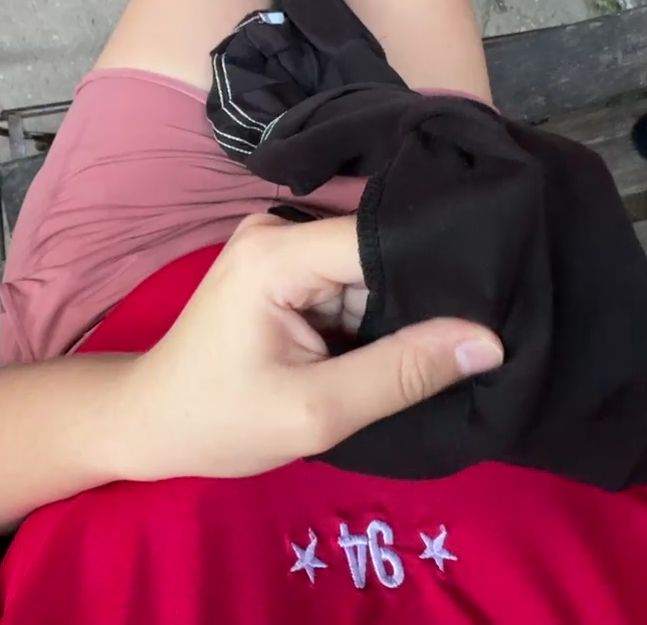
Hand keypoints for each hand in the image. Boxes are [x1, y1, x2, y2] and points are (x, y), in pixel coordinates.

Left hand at [111, 212, 502, 480]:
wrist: (152, 420)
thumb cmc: (220, 420)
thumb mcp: (317, 411)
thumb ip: (401, 373)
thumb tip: (487, 340)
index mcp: (277, 251)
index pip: (380, 238)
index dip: (437, 266)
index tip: (494, 301)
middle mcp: (278, 227)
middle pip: (374, 251)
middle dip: (415, 297)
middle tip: (465, 344)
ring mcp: (276, 242)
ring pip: (364, 269)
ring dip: (390, 311)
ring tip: (419, 355)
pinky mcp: (280, 264)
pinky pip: (344, 280)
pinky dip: (364, 315)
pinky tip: (377, 345)